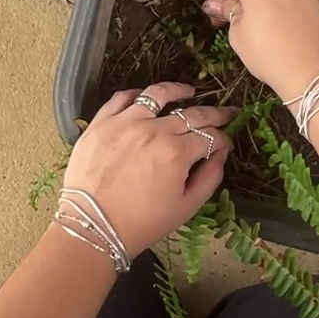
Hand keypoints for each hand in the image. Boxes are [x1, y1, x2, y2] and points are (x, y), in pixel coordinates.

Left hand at [63, 82, 235, 255]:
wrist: (92, 226)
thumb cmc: (141, 223)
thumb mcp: (186, 207)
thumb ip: (210, 177)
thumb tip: (220, 153)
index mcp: (176, 152)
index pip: (210, 135)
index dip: (223, 139)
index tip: (225, 144)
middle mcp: (153, 130)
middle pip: (192, 113)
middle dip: (215, 113)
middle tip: (226, 112)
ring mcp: (125, 122)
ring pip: (157, 94)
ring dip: (178, 91)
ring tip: (188, 91)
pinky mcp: (101, 123)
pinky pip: (122, 98)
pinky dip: (137, 94)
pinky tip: (146, 97)